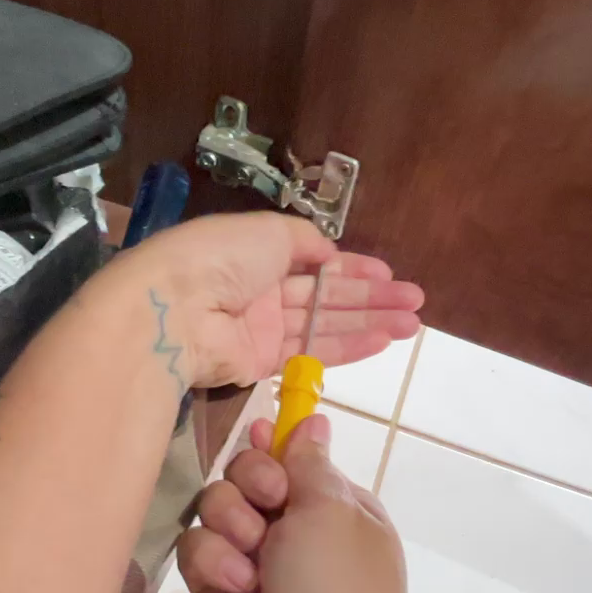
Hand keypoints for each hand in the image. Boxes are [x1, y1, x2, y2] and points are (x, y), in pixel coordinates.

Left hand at [116, 212, 422, 387]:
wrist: (176, 308)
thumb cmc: (222, 256)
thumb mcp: (269, 230)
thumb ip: (305, 241)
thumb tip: (329, 254)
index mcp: (258, 252)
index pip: (315, 260)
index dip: (353, 266)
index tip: (389, 273)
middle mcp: (262, 288)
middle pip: (326, 293)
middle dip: (372, 296)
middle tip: (415, 302)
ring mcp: (262, 327)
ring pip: (325, 323)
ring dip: (369, 322)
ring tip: (412, 323)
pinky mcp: (261, 361)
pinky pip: (312, 351)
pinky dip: (348, 346)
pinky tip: (382, 340)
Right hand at [176, 414, 425, 592]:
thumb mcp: (333, 517)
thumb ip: (308, 463)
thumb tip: (313, 418)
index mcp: (338, 509)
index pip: (296, 455)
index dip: (275, 445)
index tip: (261, 438)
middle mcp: (297, 533)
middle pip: (248, 474)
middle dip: (249, 484)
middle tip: (267, 508)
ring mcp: (256, 566)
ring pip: (215, 509)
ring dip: (228, 525)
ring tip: (250, 564)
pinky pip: (196, 551)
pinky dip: (210, 561)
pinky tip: (230, 588)